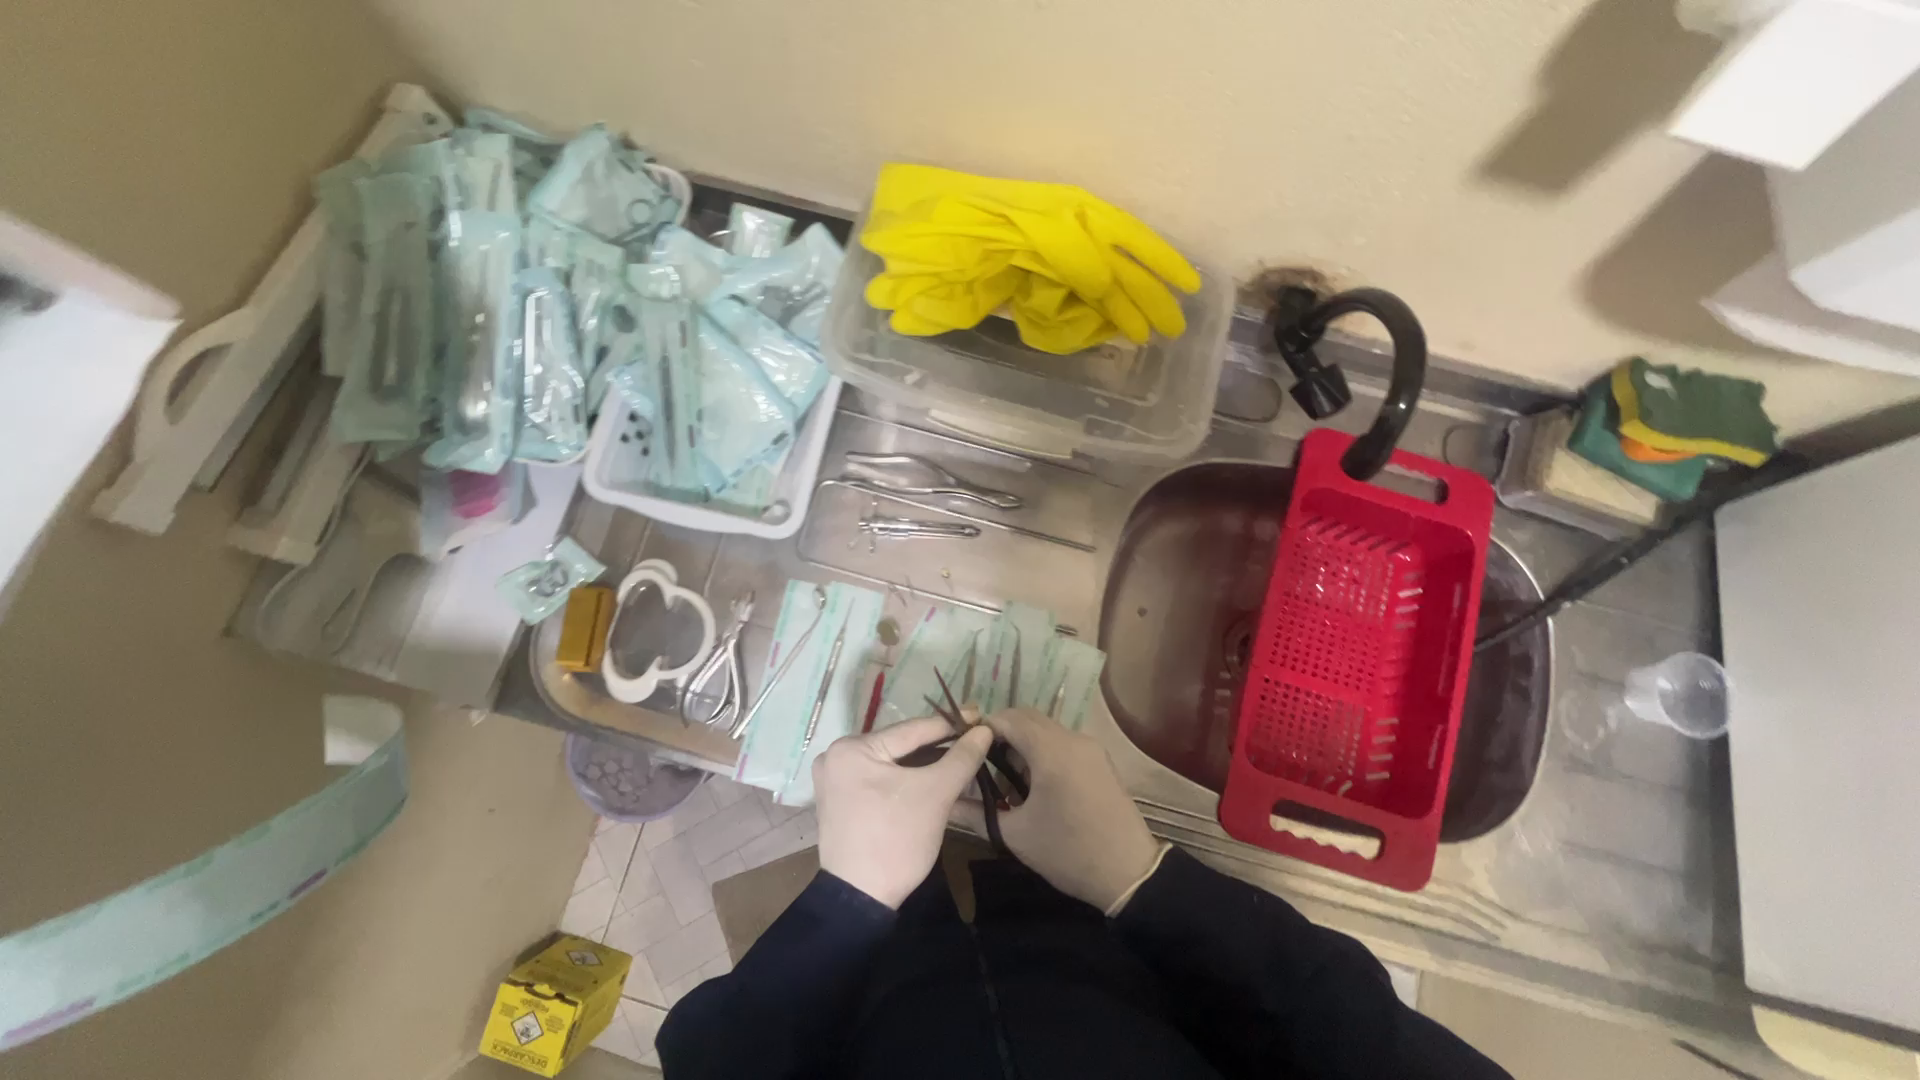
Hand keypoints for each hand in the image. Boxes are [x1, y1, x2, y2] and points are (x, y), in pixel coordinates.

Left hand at [813, 717, 992, 908]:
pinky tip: (931, 779)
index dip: (951, 724)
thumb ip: (961, 757)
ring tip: (959, 758)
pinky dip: (906, 780)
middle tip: (973, 739)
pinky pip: (880, 779)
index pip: (912, 730)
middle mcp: (836, 756)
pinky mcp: (840, 800)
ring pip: (892, 763)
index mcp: (852, 747)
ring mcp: (834, 780)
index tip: (980, 716)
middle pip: (900, 746)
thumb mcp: (935, 794)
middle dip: (937, 747)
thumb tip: (984, 729)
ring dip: (924, 764)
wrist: (862, 899)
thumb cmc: (896, 840)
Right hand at [953, 708, 1162, 913]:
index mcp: (1051, 750)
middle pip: (1028, 719)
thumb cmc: (1068, 852)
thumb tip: (947, 803)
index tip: (964, 749)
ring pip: (1046, 731)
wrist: (1129, 873)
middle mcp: (1072, 739)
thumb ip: (976, 813)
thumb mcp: (1016, 835)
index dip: (982, 728)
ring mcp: (1090, 749)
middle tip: (980, 765)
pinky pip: (1063, 744)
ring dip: (1022, 745)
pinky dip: (1043, 753)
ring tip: (1005, 782)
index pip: (1007, 718)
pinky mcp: (1100, 762)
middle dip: (1001, 735)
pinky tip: (1034, 787)